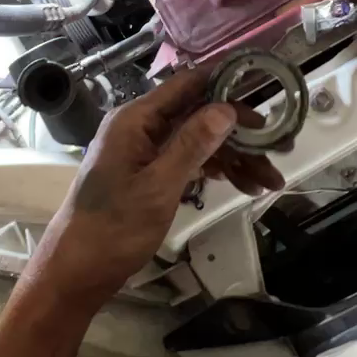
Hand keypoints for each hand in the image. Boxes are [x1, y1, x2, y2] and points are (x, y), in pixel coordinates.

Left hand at [28, 67, 283, 304]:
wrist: (75, 272)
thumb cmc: (112, 229)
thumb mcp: (158, 187)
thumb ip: (192, 144)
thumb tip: (226, 108)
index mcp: (136, 119)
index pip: (187, 85)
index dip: (226, 84)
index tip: (266, 88)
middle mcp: (140, 127)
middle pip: (199, 116)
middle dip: (240, 132)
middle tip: (280, 147)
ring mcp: (143, 152)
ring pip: (198, 142)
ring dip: (234, 158)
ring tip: (270, 181)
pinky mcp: (147, 175)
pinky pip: (187, 162)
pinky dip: (214, 172)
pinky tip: (242, 186)